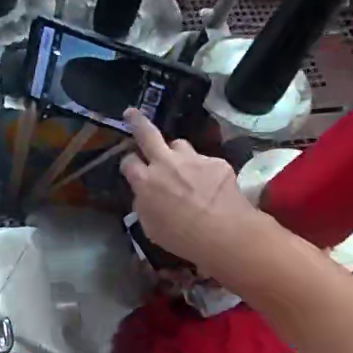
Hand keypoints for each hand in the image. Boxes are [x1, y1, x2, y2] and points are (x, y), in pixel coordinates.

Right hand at [120, 107, 269, 277]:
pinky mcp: (216, 161)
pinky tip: (211, 187)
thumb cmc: (181, 238)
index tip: (131, 167)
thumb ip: (144, 206)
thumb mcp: (150, 228)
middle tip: (132, 113)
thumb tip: (143, 196)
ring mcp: (192, 159)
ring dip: (177, 153)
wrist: (223, 233)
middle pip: (147, 134)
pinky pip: (205, 161)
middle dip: (137, 122)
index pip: (128, 162)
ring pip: (179, 145)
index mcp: (145, 182)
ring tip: (183, 168)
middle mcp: (166, 164)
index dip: (129, 163)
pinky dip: (204, 171)